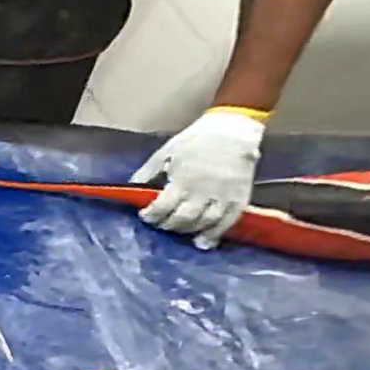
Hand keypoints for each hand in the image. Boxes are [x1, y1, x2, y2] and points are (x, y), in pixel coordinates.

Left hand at [131, 108, 265, 250]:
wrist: (234, 127)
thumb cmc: (194, 141)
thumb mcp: (163, 155)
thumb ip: (145, 175)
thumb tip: (128, 191)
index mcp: (183, 180)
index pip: (162, 208)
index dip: (150, 215)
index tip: (144, 215)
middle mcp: (204, 190)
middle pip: (183, 219)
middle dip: (167, 224)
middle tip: (160, 222)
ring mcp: (224, 194)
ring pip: (205, 222)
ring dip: (187, 231)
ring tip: (178, 230)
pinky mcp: (241, 194)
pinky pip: (230, 220)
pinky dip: (215, 234)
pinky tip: (203, 243)